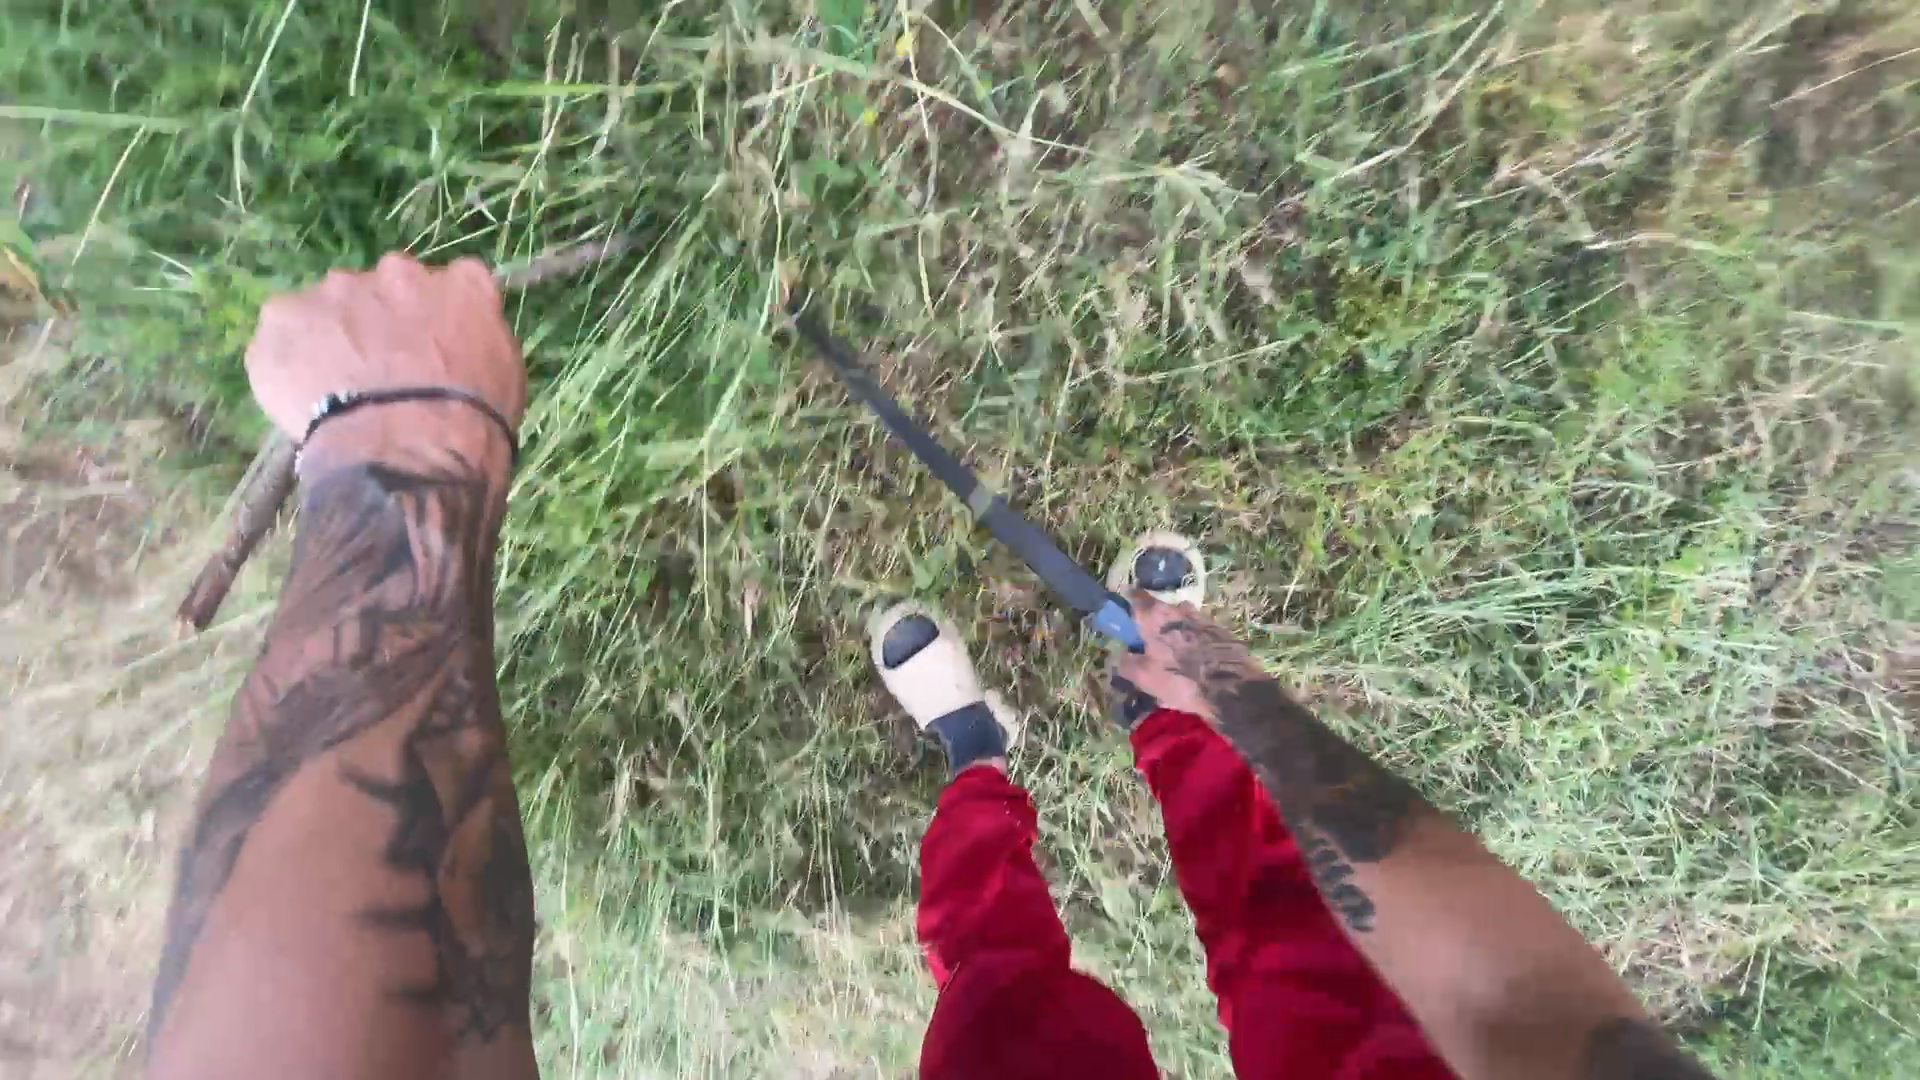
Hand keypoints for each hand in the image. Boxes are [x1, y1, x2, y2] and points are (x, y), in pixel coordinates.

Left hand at [246, 253, 526, 476]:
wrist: (410, 446)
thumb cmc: (475, 415)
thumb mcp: (506, 372)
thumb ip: (480, 336)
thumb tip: (460, 335)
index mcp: (460, 285)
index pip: (459, 280)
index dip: (449, 312)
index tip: (447, 340)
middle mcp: (395, 272)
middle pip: (389, 286)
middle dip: (390, 316)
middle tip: (395, 366)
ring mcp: (333, 291)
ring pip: (334, 307)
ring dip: (341, 334)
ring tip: (350, 387)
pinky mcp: (280, 320)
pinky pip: (288, 337)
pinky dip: (299, 361)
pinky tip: (316, 398)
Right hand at [1108, 591, 1268, 722]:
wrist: (1232, 689)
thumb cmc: (1180, 679)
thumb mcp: (1144, 678)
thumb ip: (1126, 663)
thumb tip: (1120, 656)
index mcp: (1155, 617)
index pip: (1136, 596)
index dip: (1129, 600)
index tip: (1125, 609)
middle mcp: (1179, 610)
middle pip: (1162, 609)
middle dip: (1155, 621)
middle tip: (1151, 641)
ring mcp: (1204, 619)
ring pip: (1184, 619)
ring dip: (1178, 630)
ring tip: (1177, 653)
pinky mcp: (1223, 632)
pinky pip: (1202, 632)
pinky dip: (1197, 641)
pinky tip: (1198, 660)